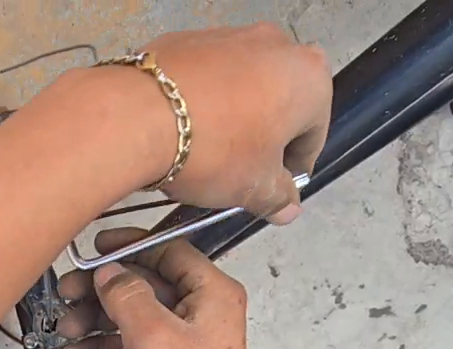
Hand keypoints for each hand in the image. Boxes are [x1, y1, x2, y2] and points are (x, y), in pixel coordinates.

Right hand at [56, 230, 266, 348]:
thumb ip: (126, 294)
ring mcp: (178, 342)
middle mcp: (197, 312)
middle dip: (102, 290)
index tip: (94, 249)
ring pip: (128, 316)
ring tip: (66, 329)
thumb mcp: (152, 334)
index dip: (129, 247)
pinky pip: (124, 345)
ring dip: (94, 320)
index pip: (168, 251)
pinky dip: (99, 347)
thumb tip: (107, 272)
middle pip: (142, 284)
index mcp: (211, 293)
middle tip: (67, 292)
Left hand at [134, 24, 331, 222]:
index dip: (294, 170)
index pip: (313, 134)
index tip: (274, 191)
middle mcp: (278, 45)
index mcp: (310, 79)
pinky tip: (181, 134)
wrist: (140, 116)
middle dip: (262, 142)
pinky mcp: (190, 40)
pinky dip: (201, 105)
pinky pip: (205, 80)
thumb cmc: (212, 149)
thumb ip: (278, 198)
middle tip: (237, 177)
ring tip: (204, 157)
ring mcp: (232, 36)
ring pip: (242, 90)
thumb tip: (288, 208)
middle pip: (279, 106)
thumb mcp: (252, 188)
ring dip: (232, 122)